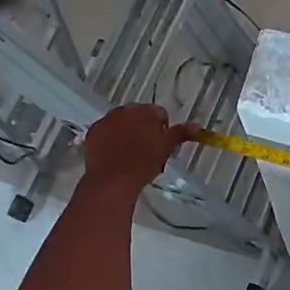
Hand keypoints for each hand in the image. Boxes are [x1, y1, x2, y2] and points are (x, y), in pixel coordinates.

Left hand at [82, 104, 197, 194]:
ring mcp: (105, 120)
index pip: (159, 115)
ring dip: (125, 134)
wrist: (112, 180)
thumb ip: (181, 133)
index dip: (161, 131)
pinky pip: (104, 133)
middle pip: (138, 117)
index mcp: (145, 110)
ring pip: (120, 124)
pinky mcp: (92, 133)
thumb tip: (197, 125)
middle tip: (145, 152)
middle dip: (142, 129)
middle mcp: (124, 110)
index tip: (159, 147)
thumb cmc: (143, 164)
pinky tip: (112, 157)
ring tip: (128, 156)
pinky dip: (108, 141)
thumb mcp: (166, 148)